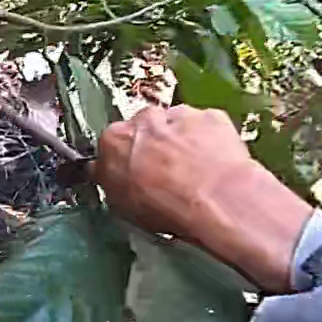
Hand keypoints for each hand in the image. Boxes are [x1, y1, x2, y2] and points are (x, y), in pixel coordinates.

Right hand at [95, 105, 313, 292]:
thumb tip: (107, 178)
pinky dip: (206, 141)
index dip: (123, 162)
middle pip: (143, 130)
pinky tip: (210, 165)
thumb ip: (110, 181)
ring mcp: (178, 116)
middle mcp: (143, 120)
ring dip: (179, 143)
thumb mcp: (121, 205)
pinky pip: (204, 127)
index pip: (111, 145)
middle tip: (162, 176)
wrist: (215, 199)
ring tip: (190, 174)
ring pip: (174, 126)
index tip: (130, 174)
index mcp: (114, 140)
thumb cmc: (168, 204)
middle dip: (151, 148)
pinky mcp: (210, 117)